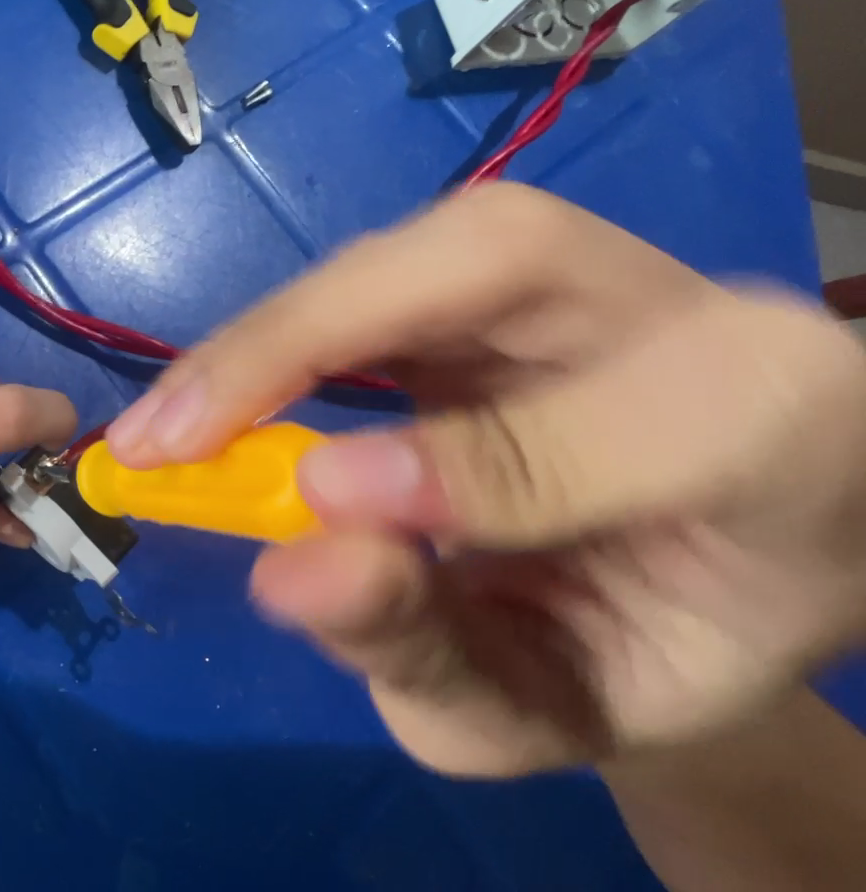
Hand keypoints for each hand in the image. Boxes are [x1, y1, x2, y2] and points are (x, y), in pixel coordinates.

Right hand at [107, 184, 865, 775]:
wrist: (670, 573)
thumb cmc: (619, 655)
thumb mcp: (545, 707)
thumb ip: (430, 651)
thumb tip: (286, 568)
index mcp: (796, 443)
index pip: (664, 422)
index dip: (486, 458)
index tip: (318, 506)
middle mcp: (698, 314)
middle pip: (488, 255)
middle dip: (295, 343)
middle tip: (164, 441)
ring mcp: (588, 272)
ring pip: (403, 251)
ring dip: (256, 340)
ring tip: (163, 432)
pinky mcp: (483, 273)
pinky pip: (360, 278)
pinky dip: (264, 341)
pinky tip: (205, 402)